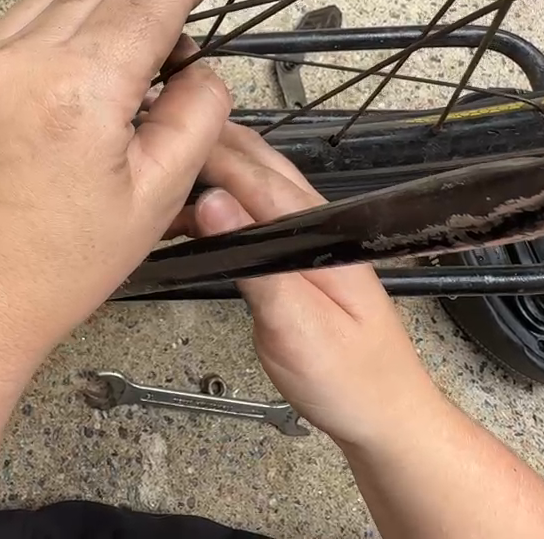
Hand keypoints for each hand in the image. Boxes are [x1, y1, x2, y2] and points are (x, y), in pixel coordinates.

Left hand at [0, 0, 246, 365]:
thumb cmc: (57, 265)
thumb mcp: (156, 198)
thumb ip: (195, 115)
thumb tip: (197, 65)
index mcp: (78, 90)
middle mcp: (21, 58)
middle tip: (187, 23)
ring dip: (110, 0)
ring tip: (136, 51)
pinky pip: (22, 17)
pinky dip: (63, 19)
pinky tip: (82, 57)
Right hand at [190, 123, 445, 449]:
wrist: (386, 416)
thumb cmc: (345, 378)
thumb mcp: (295, 327)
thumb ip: (255, 263)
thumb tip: (211, 202)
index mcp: (319, 229)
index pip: (255, 174)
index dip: (207, 152)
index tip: (160, 134)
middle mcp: (316, 218)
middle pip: (259, 162)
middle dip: (211, 142)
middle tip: (157, 129)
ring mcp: (308, 233)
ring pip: (256, 180)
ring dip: (216, 165)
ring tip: (167, 163)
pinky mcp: (296, 252)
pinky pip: (255, 208)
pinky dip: (221, 198)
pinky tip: (193, 209)